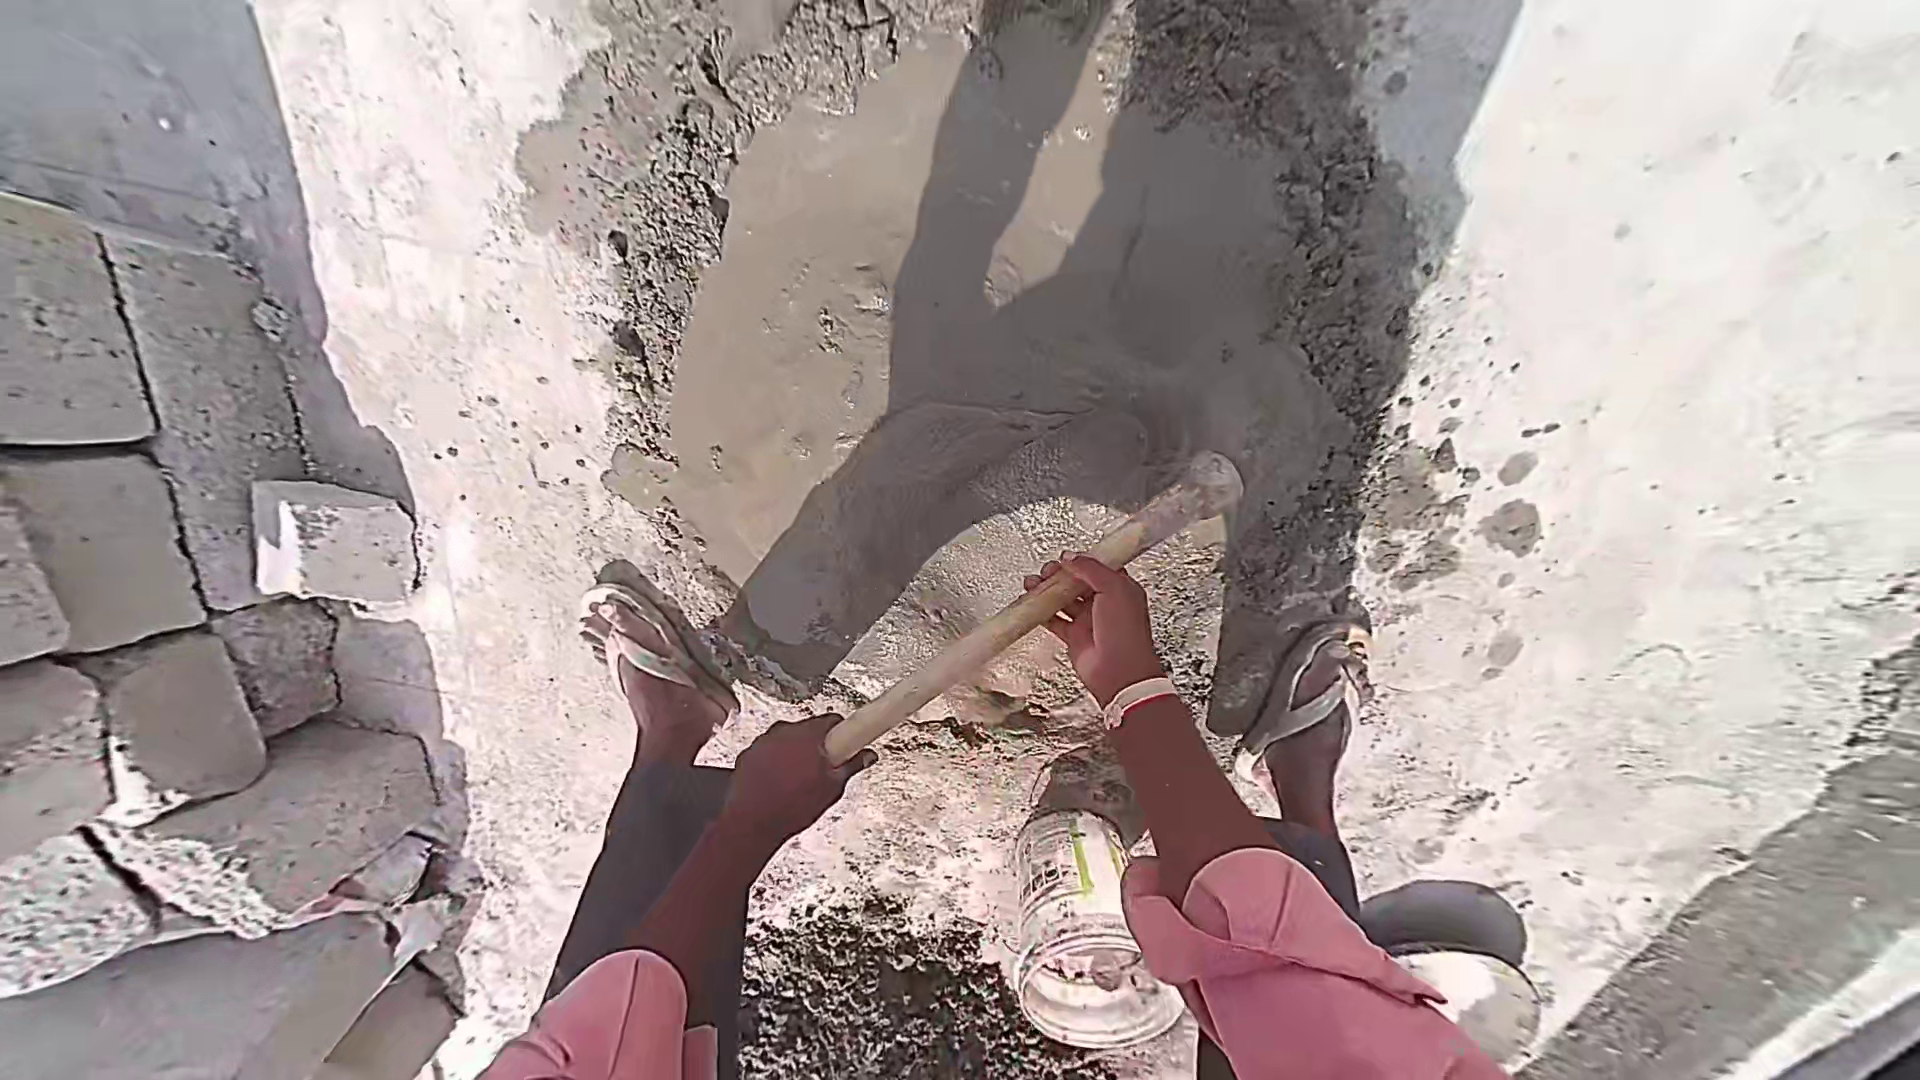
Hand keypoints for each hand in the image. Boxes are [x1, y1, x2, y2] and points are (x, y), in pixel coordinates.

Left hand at [719, 715, 875, 854]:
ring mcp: (763, 740)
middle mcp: (785, 730)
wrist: (751, 825)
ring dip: (793, 752)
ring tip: (796, 780)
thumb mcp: (832, 788)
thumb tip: (868, 755)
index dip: (841, 731)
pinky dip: (772, 761)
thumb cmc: (792, 808)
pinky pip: (767, 750)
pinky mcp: (748, 752)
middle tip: (820, 769)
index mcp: (809, 734)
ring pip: (786, 739)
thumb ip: (851, 766)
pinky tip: (776, 782)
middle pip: (808, 728)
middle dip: (816, 745)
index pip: (833, 719)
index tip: (843, 742)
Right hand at [1023, 553, 1164, 706]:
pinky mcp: (1075, 636)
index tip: (1065, 557)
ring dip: (1047, 591)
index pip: (1097, 567)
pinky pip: (1055, 620)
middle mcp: (1105, 603)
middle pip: (1076, 582)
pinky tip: (1033, 605)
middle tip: (1047, 571)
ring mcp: (1089, 620)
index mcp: (1120, 588)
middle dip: (1059, 574)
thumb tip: (1073, 557)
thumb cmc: (1127, 634)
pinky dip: (1042, 613)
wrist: (1119, 672)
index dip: (1081, 560)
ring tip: (1033, 583)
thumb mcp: (1113, 589)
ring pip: (1063, 599)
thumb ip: (1091, 569)